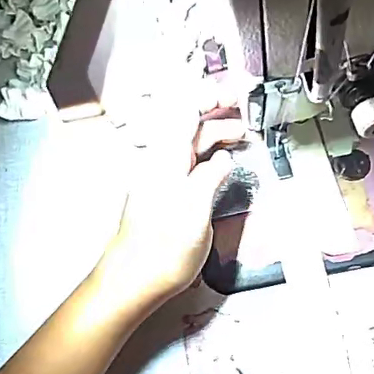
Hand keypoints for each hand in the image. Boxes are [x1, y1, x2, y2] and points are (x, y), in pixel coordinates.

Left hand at [87, 94, 244, 317]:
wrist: (131, 281)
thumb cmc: (157, 253)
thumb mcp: (195, 213)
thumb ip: (210, 178)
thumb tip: (223, 161)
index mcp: (163, 160)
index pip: (185, 110)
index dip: (210, 95)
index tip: (234, 92)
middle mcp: (157, 164)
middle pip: (186, 124)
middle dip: (216, 112)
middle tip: (242, 110)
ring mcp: (158, 178)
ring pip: (187, 143)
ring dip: (214, 134)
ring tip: (239, 134)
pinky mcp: (160, 194)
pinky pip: (186, 162)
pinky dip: (206, 155)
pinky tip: (220, 162)